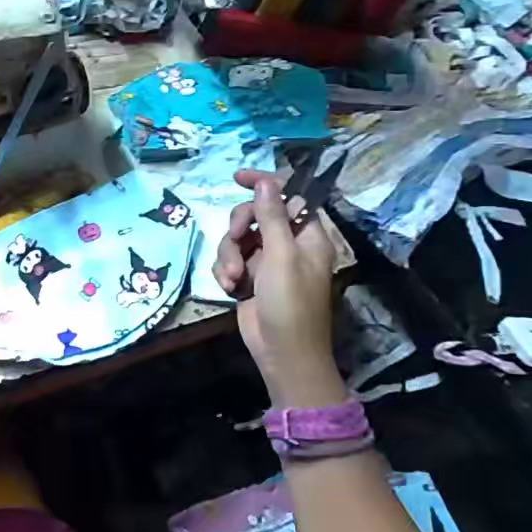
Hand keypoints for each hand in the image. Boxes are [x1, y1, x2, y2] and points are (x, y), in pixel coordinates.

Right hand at [213, 169, 341, 404]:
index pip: (288, 196)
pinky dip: (224, 270)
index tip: (237, 178)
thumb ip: (272, 216)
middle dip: (240, 225)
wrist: (282, 353)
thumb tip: (267, 180)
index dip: (264, 184)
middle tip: (237, 238)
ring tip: (232, 277)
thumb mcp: (281, 256)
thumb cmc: (291, 303)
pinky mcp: (248, 279)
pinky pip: (229, 260)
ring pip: (237, 238)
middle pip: (255, 215)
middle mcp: (287, 245)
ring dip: (228, 254)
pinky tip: (227, 287)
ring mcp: (266, 262)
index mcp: (307, 235)